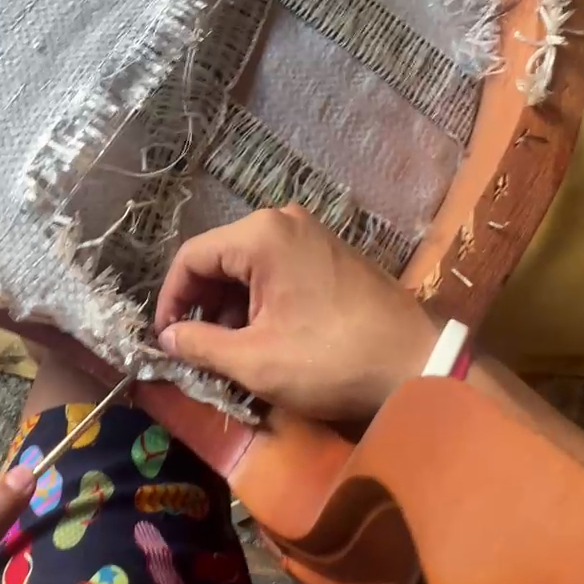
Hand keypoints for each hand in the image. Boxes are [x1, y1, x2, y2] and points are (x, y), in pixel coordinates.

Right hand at [153, 206, 441, 421]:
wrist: (419, 363)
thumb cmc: (331, 359)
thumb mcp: (256, 360)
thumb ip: (201, 344)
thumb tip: (167, 339)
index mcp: (260, 235)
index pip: (191, 257)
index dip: (170, 299)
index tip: (164, 338)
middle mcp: (282, 220)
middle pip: (219, 256)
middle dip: (201, 303)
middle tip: (193, 347)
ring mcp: (309, 233)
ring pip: (246, 264)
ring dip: (229, 304)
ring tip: (226, 349)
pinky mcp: (327, 251)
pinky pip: (275, 267)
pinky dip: (258, 298)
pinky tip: (260, 335)